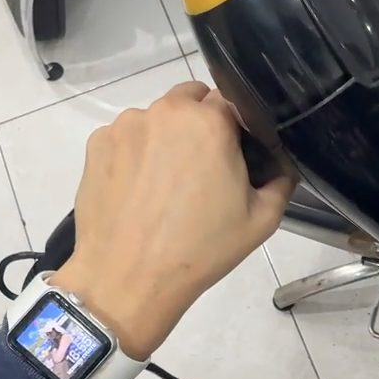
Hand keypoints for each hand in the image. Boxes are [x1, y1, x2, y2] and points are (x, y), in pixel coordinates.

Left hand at [51, 82, 292, 357]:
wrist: (128, 279)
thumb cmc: (200, 249)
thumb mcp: (262, 220)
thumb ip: (281, 181)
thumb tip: (281, 166)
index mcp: (210, 122)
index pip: (233, 102)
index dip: (239, 128)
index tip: (238, 156)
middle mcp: (166, 112)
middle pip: (192, 99)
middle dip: (202, 123)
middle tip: (204, 169)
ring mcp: (126, 126)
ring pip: (157, 118)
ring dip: (167, 137)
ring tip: (167, 185)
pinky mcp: (97, 144)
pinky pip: (127, 137)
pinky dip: (136, 153)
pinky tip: (140, 190)